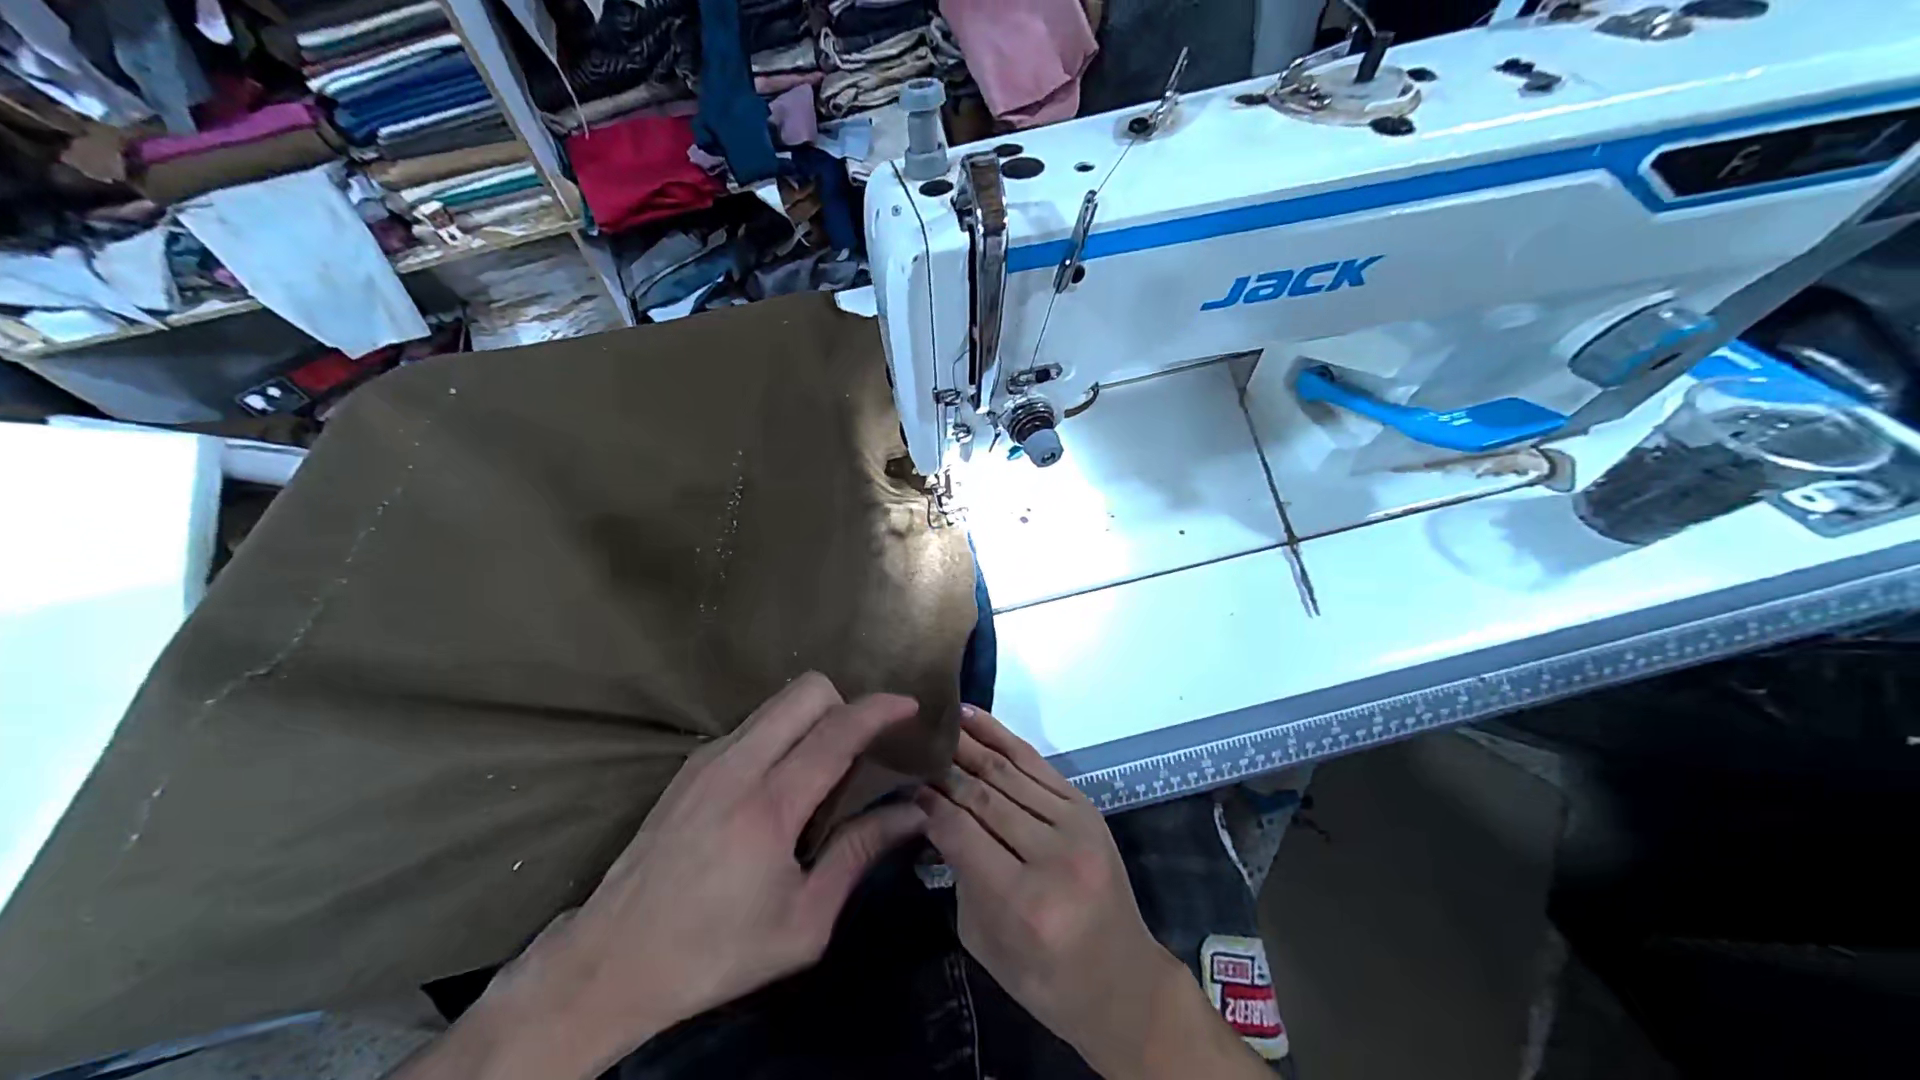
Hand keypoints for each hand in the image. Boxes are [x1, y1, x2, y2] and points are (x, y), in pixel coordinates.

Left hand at [394, 673, 927, 1079]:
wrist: (612, 962)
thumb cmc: (717, 952)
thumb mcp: (804, 923)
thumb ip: (859, 855)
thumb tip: (913, 814)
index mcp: (769, 806)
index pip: (837, 731)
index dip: (880, 710)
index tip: (910, 706)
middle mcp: (736, 765)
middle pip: (805, 691)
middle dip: (845, 703)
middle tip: (862, 748)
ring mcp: (706, 759)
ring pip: (776, 703)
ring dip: (812, 717)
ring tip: (824, 766)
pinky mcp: (689, 767)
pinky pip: (752, 725)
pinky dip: (781, 734)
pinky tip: (780, 782)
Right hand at [919, 706, 1268, 1079]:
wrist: (1121, 979)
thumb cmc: (1044, 977)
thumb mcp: (984, 940)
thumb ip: (960, 875)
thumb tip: (935, 815)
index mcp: (1023, 901)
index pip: (962, 832)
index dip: (930, 803)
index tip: (907, 784)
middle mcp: (1052, 855)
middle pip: (984, 797)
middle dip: (945, 770)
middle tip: (915, 748)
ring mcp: (1075, 826)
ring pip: (1008, 773)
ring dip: (969, 744)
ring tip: (939, 723)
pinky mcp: (1086, 808)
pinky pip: (1036, 764)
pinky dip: (1002, 738)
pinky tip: (974, 720)